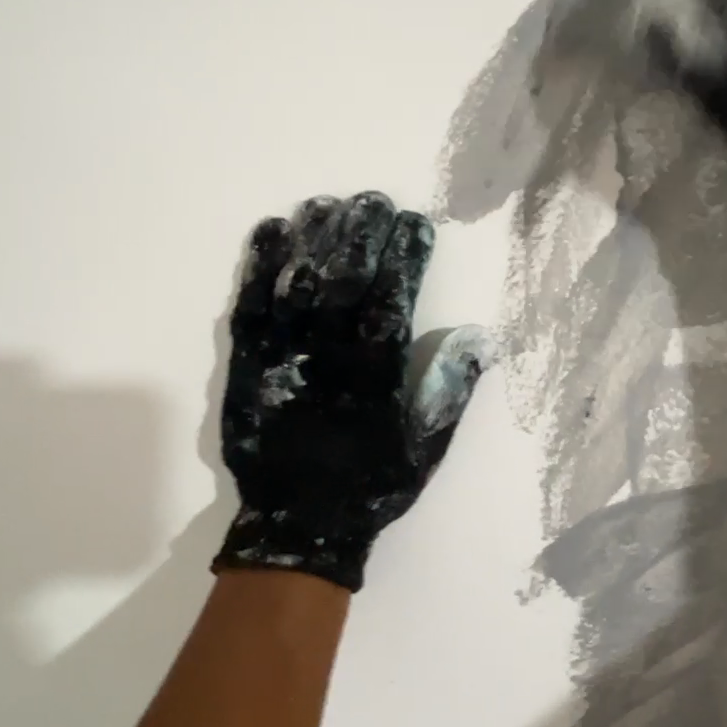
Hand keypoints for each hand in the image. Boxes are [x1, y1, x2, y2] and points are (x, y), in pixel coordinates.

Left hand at [216, 192, 489, 591]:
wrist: (299, 526)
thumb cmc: (371, 486)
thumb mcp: (425, 449)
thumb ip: (450, 391)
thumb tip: (481, 337)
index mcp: (376, 377)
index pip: (393, 301)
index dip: (406, 258)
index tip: (416, 223)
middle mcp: (328, 359)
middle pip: (344, 282)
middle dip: (361, 236)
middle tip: (373, 200)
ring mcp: (282, 358)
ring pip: (297, 285)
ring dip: (313, 239)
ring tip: (327, 204)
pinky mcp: (246, 364)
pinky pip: (250, 307)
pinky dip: (259, 267)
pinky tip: (271, 231)